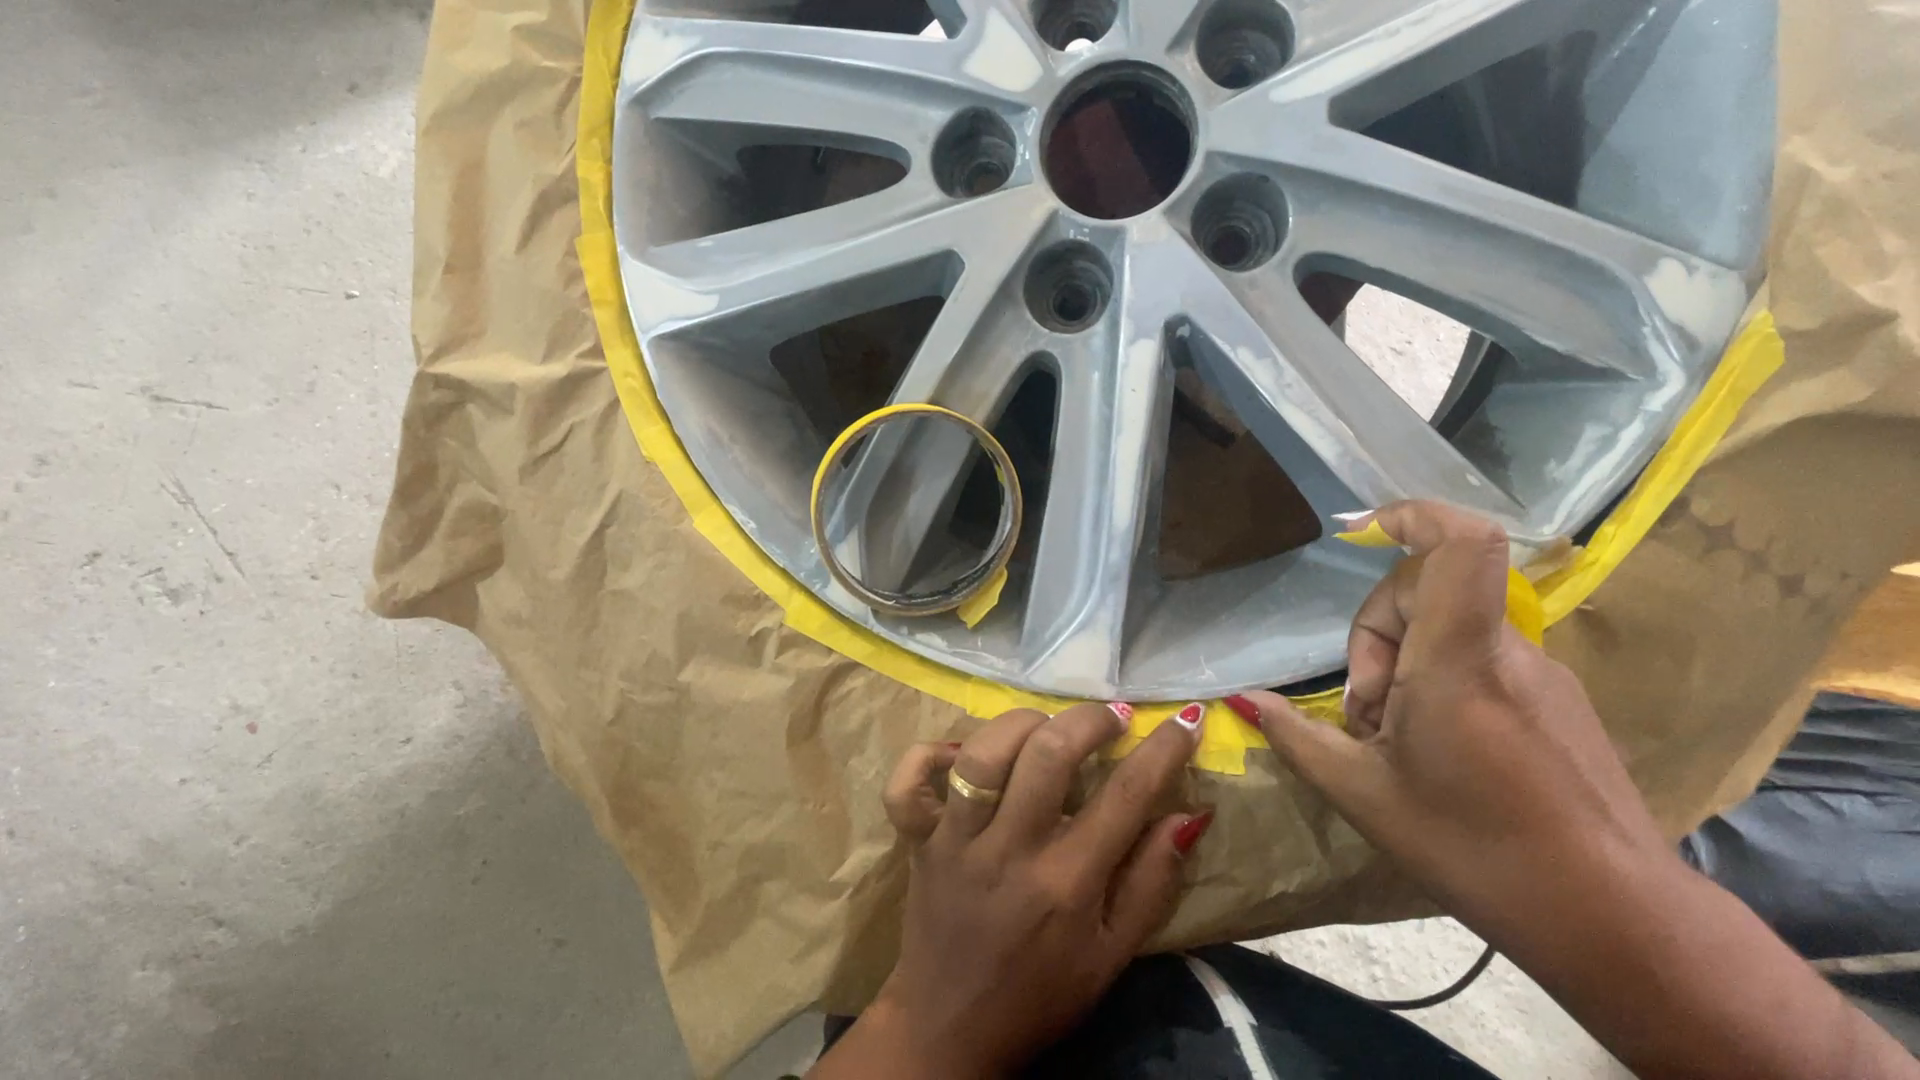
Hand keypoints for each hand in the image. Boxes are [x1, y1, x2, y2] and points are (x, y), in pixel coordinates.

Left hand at [811, 702, 1211, 1078]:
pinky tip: (962, 751)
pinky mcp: (918, 842)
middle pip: (1048, 755)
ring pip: (982, 755)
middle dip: (1088, 720)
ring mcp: (955, 842)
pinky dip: (929, 754)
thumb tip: (1189, 813)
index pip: (1125, 796)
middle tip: (1111, 717)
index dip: (1164, 749)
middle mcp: (1009, 851)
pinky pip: (907, 784)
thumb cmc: (1041, 993)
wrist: (949, 1028)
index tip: (1185, 720)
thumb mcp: (1113, 955)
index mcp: (1067, 884)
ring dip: (1020, 724)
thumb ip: (1151, 882)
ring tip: (1046, 724)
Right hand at [1239, 501, 1919, 1079]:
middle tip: (1367, 717)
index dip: (1413, 515)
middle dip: (1376, 639)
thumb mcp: (1362, 793)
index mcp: (1459, 660)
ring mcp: (1543, 675)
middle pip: (1427, 593)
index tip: (1360, 530)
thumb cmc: (1473, 849)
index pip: (1460, 544)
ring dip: (1406, 668)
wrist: (1611, 917)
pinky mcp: (1561, 703)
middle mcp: (1508, 651)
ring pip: (1452, 631)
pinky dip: (1442, 684)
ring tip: (1397, 744)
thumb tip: (1241, 701)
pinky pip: (1483, 661)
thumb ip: (1296, 735)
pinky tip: (1437, 750)